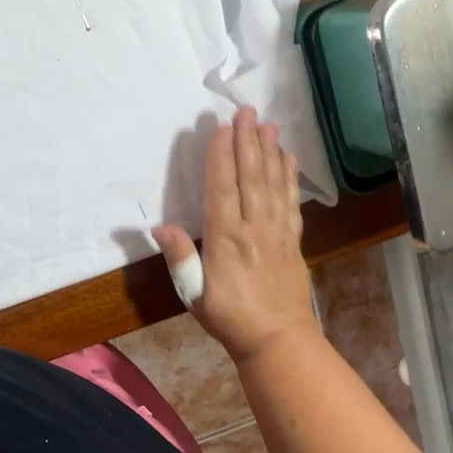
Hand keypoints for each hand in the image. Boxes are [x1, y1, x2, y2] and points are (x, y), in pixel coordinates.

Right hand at [152, 108, 318, 362]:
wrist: (277, 340)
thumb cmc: (227, 317)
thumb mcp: (192, 292)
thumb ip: (179, 257)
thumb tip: (159, 227)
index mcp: (225, 238)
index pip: (223, 188)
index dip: (222, 156)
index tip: (222, 128)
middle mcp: (253, 228)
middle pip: (250, 178)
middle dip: (248, 143)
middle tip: (248, 112)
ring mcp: (276, 233)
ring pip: (273, 185)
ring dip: (270, 153)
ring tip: (269, 125)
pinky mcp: (293, 242)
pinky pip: (290, 203)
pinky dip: (289, 178)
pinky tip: (288, 160)